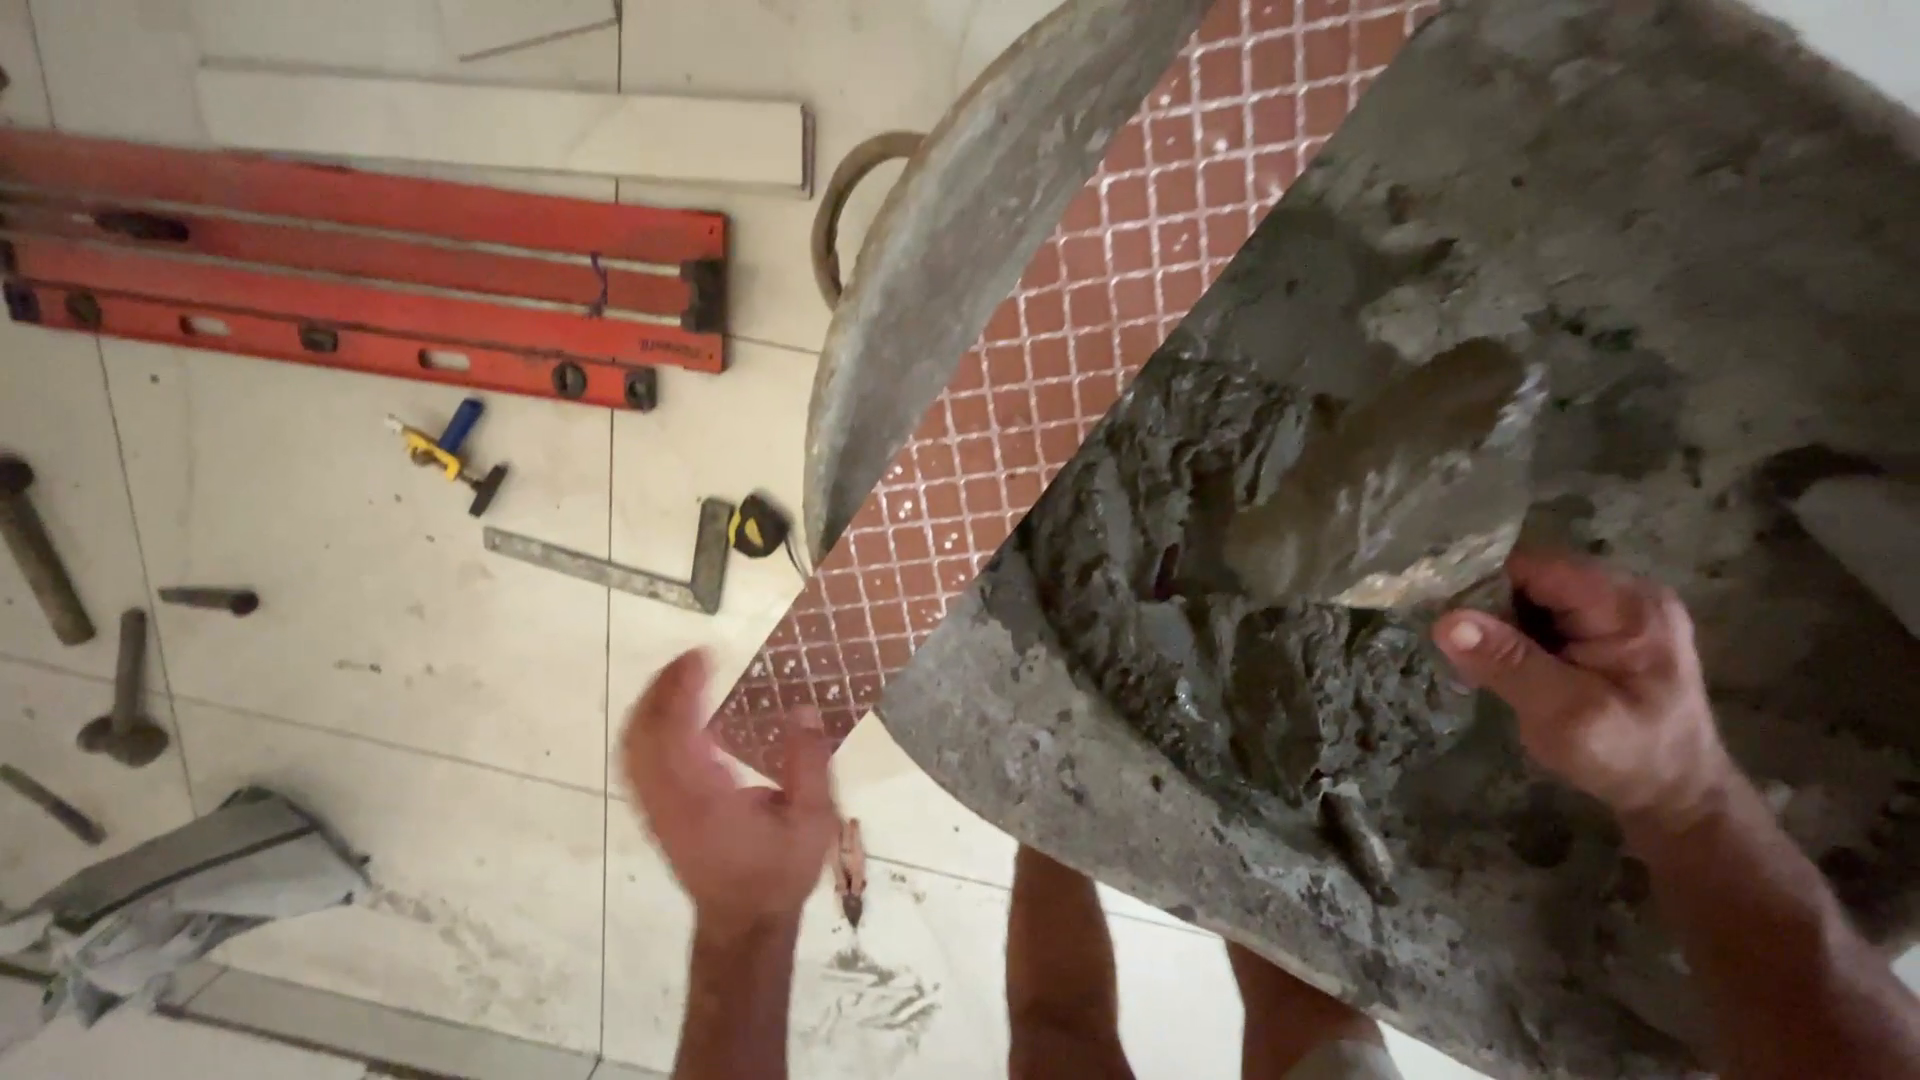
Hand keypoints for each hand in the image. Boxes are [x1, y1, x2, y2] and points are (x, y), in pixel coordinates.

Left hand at [622, 649, 838, 931]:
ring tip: (680, 676)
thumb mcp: (813, 820)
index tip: (703, 655)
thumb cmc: (780, 873)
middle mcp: (668, 801)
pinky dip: (645, 727)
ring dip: (650, 704)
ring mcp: (655, 809)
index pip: (677, 733)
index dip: (682, 689)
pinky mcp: (655, 814)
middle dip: (662, 687)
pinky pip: (635, 762)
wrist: (743, 923)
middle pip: (642, 733)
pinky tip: (668, 714)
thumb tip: (803, 709)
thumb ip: (808, 763)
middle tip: (693, 657)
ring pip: (632, 747)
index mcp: (704, 800)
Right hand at [1432, 551, 1734, 829]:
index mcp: (1626, 605)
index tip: (1443, 615)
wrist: (1676, 797)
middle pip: (1531, 576)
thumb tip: (1445, 620)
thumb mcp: (1563, 713)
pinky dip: (1512, 634)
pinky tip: (1502, 664)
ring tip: (1476, 661)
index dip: (1482, 584)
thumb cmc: (1626, 757)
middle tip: (1459, 649)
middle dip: (1487, 606)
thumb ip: (1508, 663)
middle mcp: (1624, 594)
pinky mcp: (1601, 629)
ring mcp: (1614, 610)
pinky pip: (1540, 614)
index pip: (1535, 566)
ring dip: (1496, 623)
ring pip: (1530, 594)